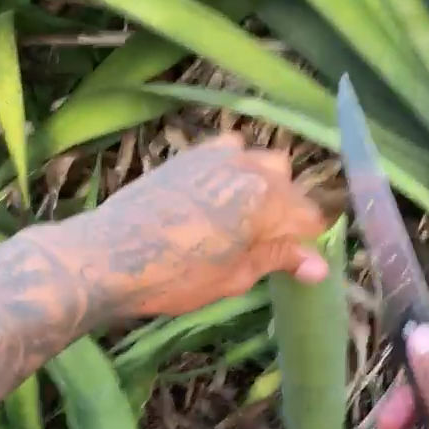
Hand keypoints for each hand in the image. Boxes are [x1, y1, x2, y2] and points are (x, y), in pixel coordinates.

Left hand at [72, 135, 328, 317]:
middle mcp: (250, 167)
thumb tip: (318, 266)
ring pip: (262, 163)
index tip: (293, 262)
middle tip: (262, 246)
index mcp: (268, 200)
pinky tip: (216, 197)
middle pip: (290, 186)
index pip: (310, 218)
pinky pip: (230, 152)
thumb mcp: (235, 277)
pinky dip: (234, 170)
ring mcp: (219, 155)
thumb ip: (278, 260)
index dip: (305, 243)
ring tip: (240, 221)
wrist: (110, 255)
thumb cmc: (176, 277)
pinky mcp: (192, 154)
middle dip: (286, 214)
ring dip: (263, 188)